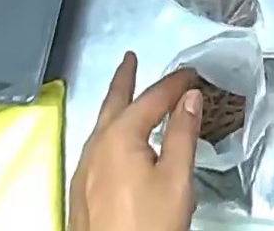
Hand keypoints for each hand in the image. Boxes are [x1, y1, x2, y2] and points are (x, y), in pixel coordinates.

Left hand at [68, 52, 201, 230]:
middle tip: (130, 58)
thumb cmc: (149, 226)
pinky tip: (114, 143)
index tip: (192, 74)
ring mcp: (84, 168)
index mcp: (120, 134)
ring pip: (101, 124)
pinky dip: (109, 130)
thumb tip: (190, 96)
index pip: (152, 98)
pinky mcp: (80, 191)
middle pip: (114, 101)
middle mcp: (96, 143)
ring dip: (115, 105)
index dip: (174, 84)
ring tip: (124, 94)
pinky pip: (96, 146)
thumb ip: (182, 134)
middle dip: (125, 79)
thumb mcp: (176, 181)